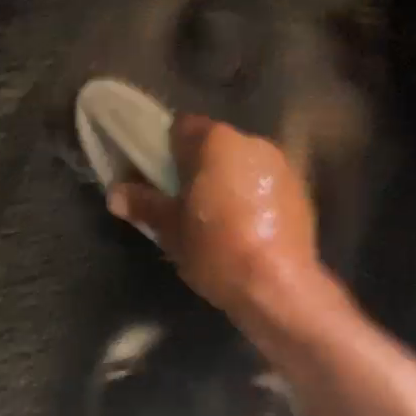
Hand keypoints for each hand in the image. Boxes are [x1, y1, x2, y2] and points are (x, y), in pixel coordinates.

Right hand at [108, 115, 319, 316]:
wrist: (278, 287)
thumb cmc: (218, 252)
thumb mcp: (173, 232)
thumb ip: (146, 206)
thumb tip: (115, 194)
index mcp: (216, 142)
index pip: (182, 128)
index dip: (167, 150)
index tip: (160, 179)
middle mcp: (252, 143)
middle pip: (217, 147)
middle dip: (201, 169)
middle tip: (187, 206)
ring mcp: (281, 167)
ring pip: (244, 167)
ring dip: (230, 185)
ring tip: (219, 224)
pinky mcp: (300, 194)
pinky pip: (266, 188)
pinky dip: (254, 202)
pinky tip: (247, 233)